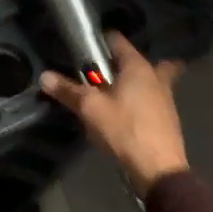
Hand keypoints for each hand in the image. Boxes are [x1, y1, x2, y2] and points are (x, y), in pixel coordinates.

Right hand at [40, 32, 190, 193]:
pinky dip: (139, 102)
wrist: (159, 171)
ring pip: (149, 81)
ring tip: (111, 94)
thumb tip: (44, 76)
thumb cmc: (124, 130)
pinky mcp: (168, 120)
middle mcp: (156, 77)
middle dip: (123, 64)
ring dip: (133, 84)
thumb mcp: (90, 109)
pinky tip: (124, 115)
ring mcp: (166, 99)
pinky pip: (152, 101)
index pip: (117, 40)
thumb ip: (68, 91)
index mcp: (138, 67)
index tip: (83, 50)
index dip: (98, 41)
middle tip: (105, 72)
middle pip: (139, 61)